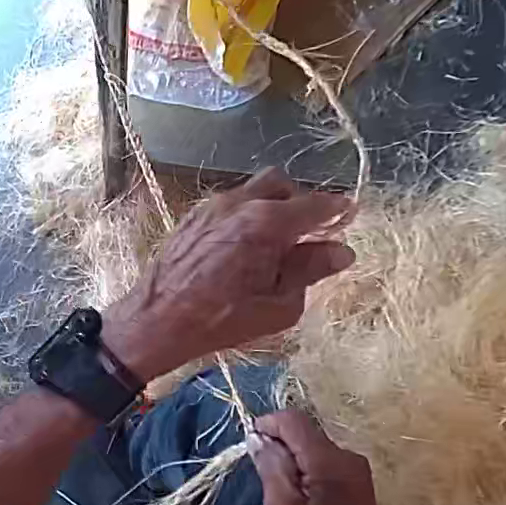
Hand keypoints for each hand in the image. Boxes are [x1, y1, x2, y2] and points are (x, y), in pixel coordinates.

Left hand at [102, 168, 353, 380]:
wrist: (156, 320)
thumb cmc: (221, 319)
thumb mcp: (278, 305)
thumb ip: (310, 270)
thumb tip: (340, 250)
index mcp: (265, 222)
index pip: (315, 205)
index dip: (336, 211)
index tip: (348, 217)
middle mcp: (237, 204)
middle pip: (280, 184)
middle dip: (299, 202)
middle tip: (307, 233)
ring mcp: (209, 208)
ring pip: (250, 191)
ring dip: (269, 206)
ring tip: (273, 243)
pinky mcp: (190, 218)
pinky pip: (227, 205)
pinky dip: (244, 215)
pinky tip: (243, 246)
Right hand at [252, 409, 424, 504]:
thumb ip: (271, 469)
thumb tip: (257, 437)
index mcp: (328, 462)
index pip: (292, 419)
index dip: (266, 425)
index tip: (251, 449)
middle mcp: (347, 455)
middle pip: (302, 430)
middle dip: (278, 444)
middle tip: (265, 476)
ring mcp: (356, 466)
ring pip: (311, 443)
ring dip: (290, 457)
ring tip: (282, 490)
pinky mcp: (358, 478)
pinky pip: (322, 457)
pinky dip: (304, 466)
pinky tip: (301, 495)